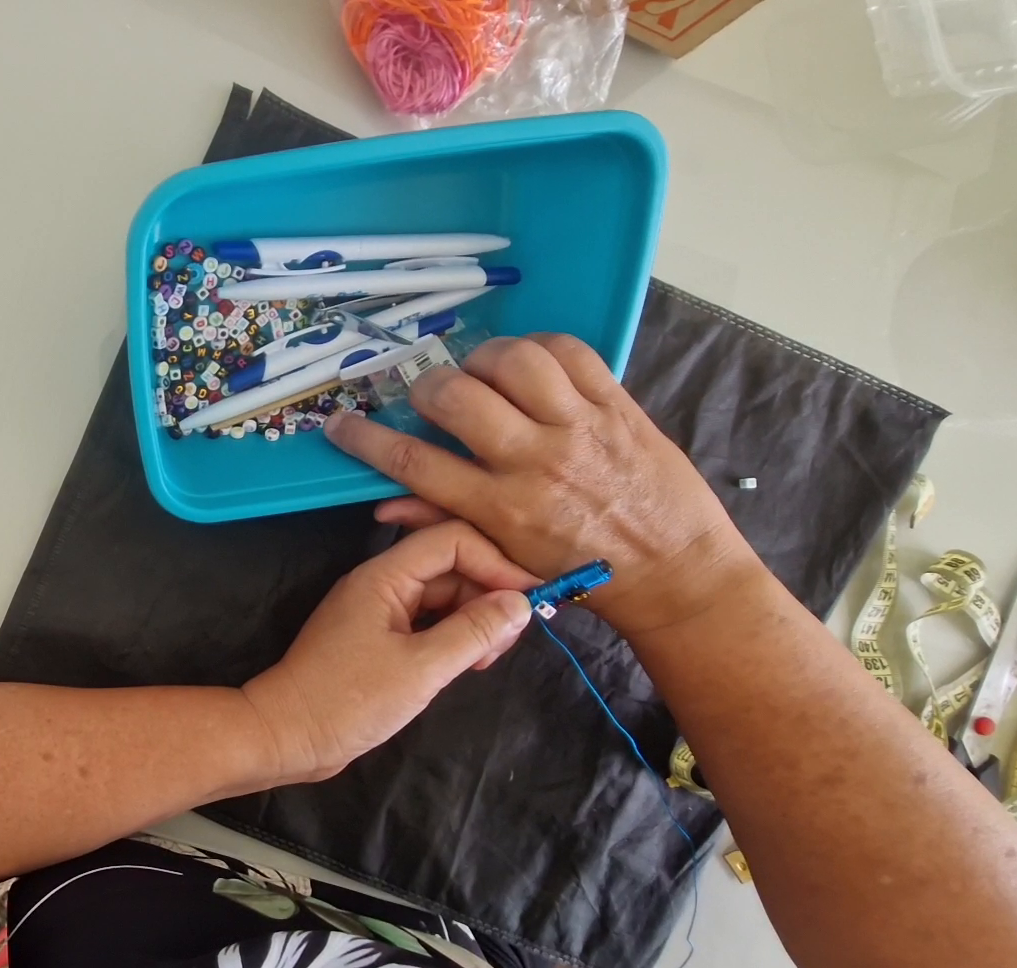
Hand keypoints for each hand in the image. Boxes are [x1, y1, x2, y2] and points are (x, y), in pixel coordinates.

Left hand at [241, 521, 534, 782]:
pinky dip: (452, 638)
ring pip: (441, 598)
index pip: (450, 540)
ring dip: (472, 621)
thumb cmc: (350, 699)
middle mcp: (380, 585)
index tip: (531, 601)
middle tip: (505, 644)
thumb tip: (520, 602)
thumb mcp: (422, 667)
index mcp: (383, 577)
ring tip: (485, 661)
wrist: (290, 733)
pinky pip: (426, 623)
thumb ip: (474, 631)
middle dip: (486, 597)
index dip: (495, 563)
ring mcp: (378, 612)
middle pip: (449, 568)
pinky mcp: (378, 639)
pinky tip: (467, 665)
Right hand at [320, 333, 763, 633]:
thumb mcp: (503, 556)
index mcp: (499, 507)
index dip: (365, 438)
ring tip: (479, 375)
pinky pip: (570, 350)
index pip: (413, 461)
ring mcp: (580, 427)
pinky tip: (526, 364)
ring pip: (513, 361)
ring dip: (481, 360)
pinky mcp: (618, 405)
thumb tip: (383, 503)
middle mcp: (535, 461)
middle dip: (427, 390)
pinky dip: (536, 346)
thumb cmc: (577, 570)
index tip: (340, 423)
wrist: (676, 572)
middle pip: (457, 398)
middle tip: (430, 399)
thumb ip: (441, 522)